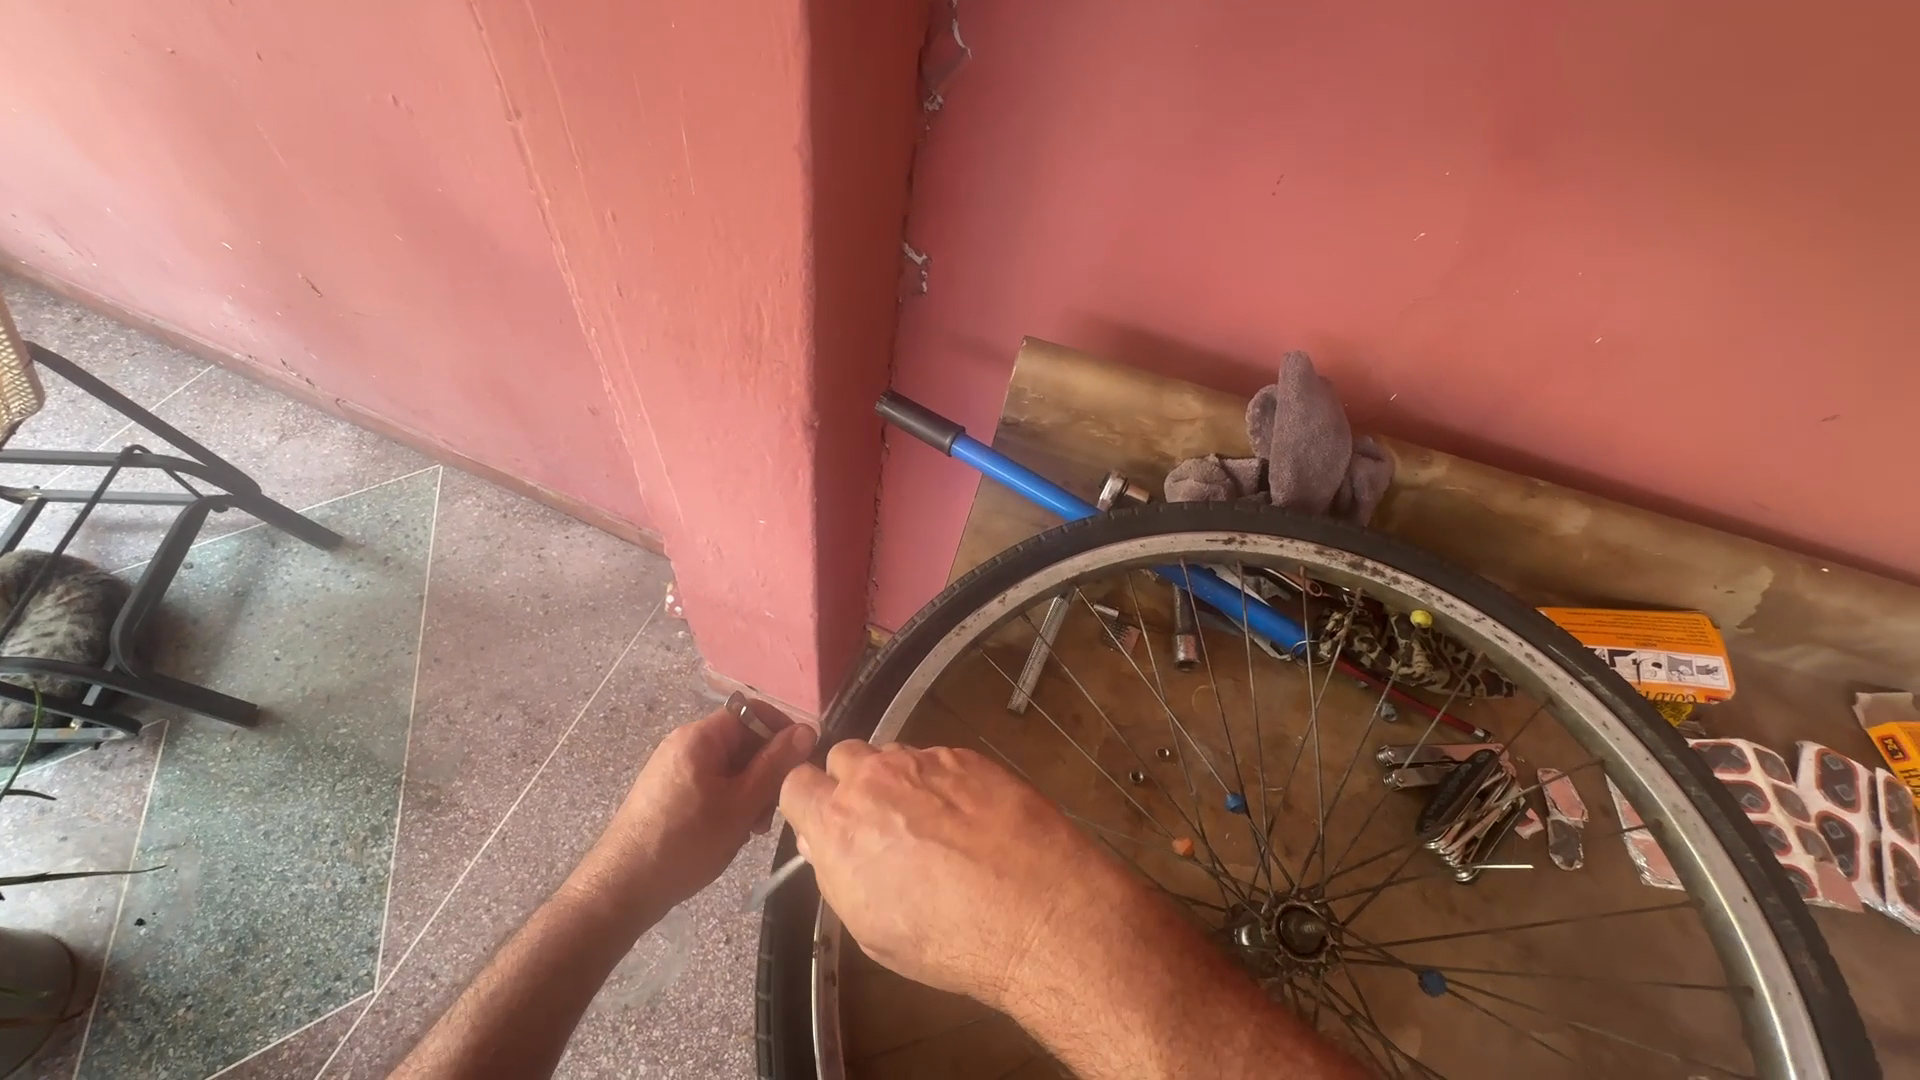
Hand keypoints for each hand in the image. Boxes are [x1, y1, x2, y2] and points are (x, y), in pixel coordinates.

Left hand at [571, 702, 816, 916]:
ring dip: (749, 791)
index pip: (752, 712)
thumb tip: (808, 730)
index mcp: (700, 737)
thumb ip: (776, 764)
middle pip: (741, 740)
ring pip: (728, 767)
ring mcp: (673, 769)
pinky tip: (730, 832)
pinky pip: (710, 784)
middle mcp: (683, 744)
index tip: (802, 761)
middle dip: (766, 769)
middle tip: (775, 808)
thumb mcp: (742, 804)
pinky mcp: (667, 793)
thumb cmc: (686, 842)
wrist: (621, 889)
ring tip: (752, 828)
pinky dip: (728, 801)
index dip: (782, 730)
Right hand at [779, 741, 1148, 1010]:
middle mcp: (875, 780)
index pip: (795, 783)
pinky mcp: (967, 755)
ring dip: (899, 779)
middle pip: (843, 757)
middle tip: (879, 819)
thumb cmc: (948, 939)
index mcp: (838, 824)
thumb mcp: (870, 927)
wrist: (1038, 911)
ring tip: (931, 820)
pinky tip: (969, 816)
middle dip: (853, 782)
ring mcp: (924, 761)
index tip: (825, 821)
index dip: (809, 802)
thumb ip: (837, 871)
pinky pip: (938, 759)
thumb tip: (824, 842)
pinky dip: (943, 781)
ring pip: (893, 754)